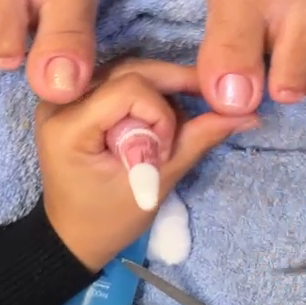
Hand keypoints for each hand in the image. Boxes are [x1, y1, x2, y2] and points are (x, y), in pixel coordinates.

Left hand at [35, 59, 256, 269]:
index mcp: (68, 126)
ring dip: (162, 90)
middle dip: (171, 89)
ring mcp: (65, 97)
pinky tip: (163, 117)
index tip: (166, 150)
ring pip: (128, 69)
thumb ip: (194, 142)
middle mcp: (60, 101)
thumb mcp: (155, 185)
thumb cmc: (107, 220)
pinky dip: (148, 94)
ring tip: (177, 124)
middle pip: (130, 70)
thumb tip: (246, 114)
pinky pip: (119, 80)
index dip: (161, 113)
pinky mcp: (77, 98)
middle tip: (201, 111)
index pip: (129, 90)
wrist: (71, 235)